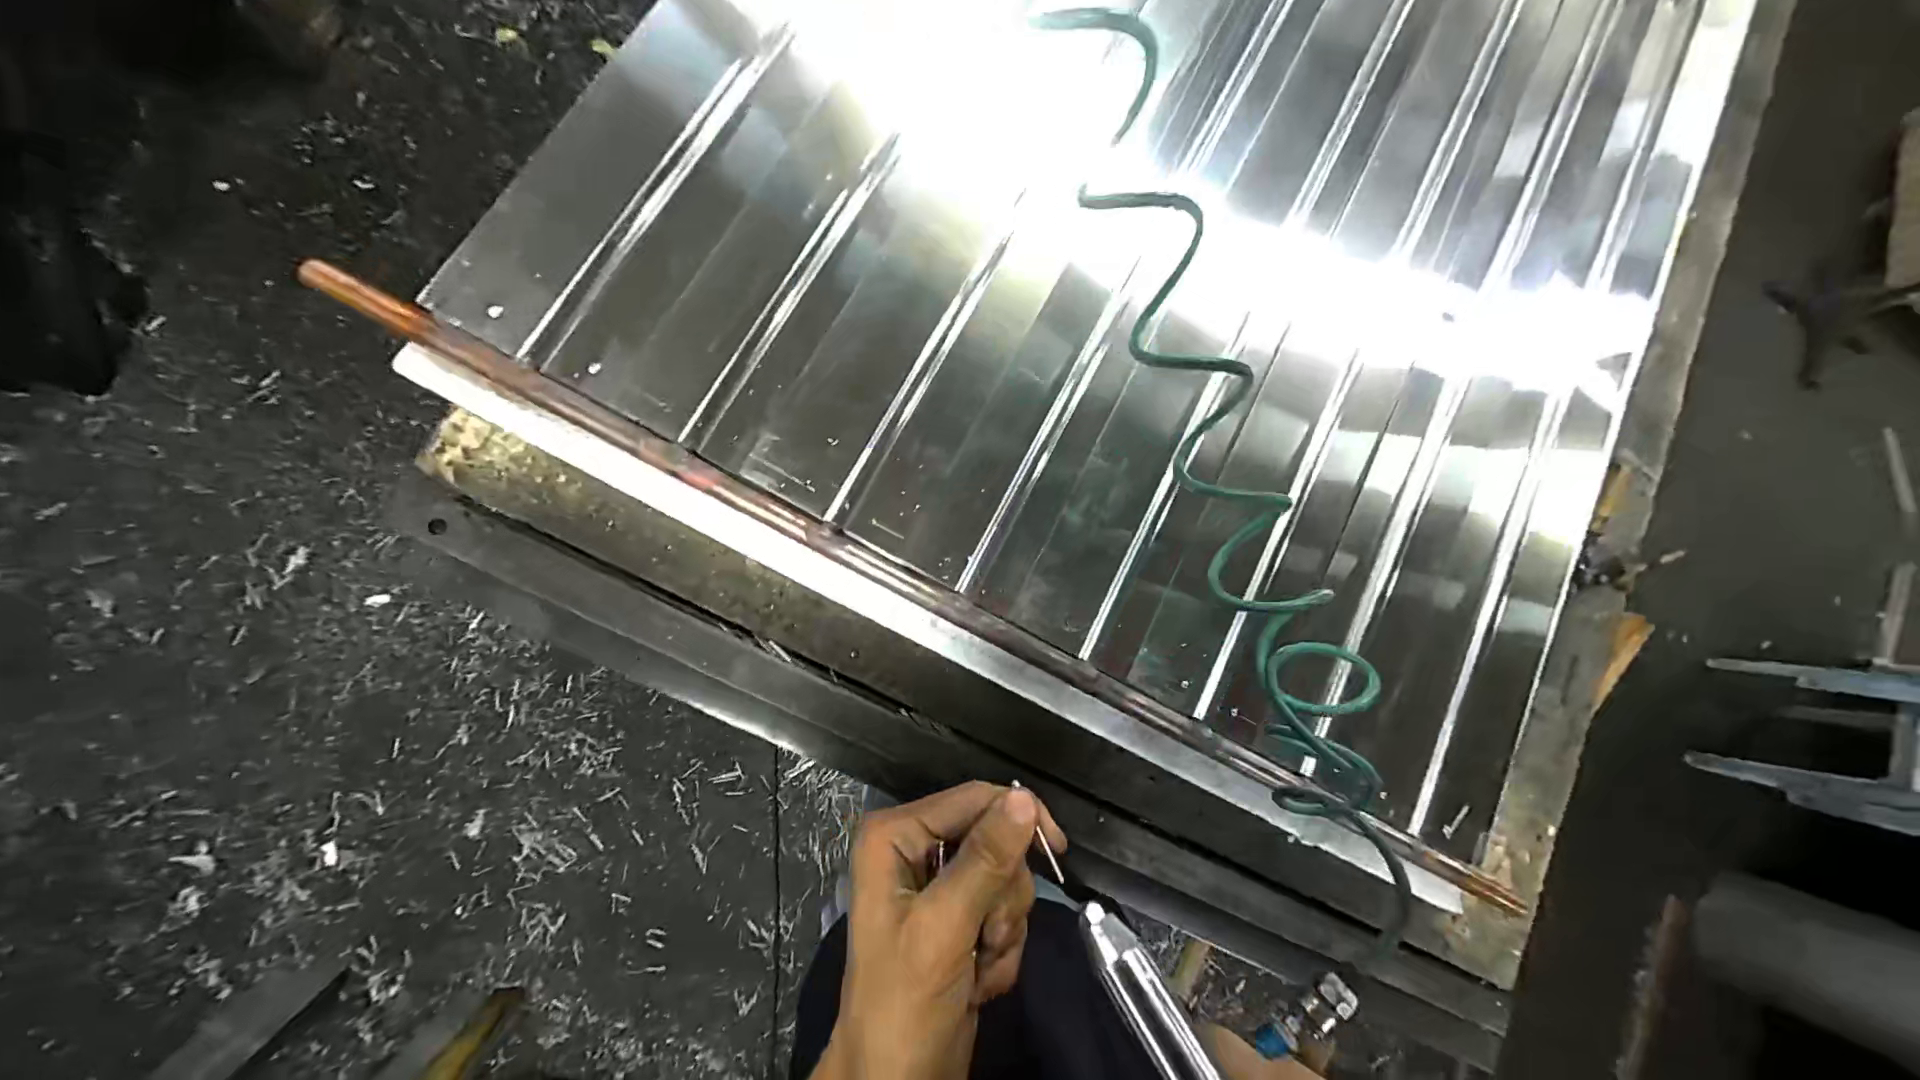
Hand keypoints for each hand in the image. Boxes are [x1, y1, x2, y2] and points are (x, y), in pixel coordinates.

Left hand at [812, 782, 1068, 1079]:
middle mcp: (915, 848)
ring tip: (977, 962)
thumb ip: (985, 860)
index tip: (1057, 849)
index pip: (973, 798)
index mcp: (896, 834)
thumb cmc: (903, 1004)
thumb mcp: (943, 928)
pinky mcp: (959, 917)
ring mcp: (939, 884)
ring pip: (1006, 877)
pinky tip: (978, 977)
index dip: (1018, 817)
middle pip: (995, 838)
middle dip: (1001, 895)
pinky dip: (1002, 947)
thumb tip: (1024, 799)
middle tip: (986, 935)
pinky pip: (1005, 910)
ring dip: (1003, 926)